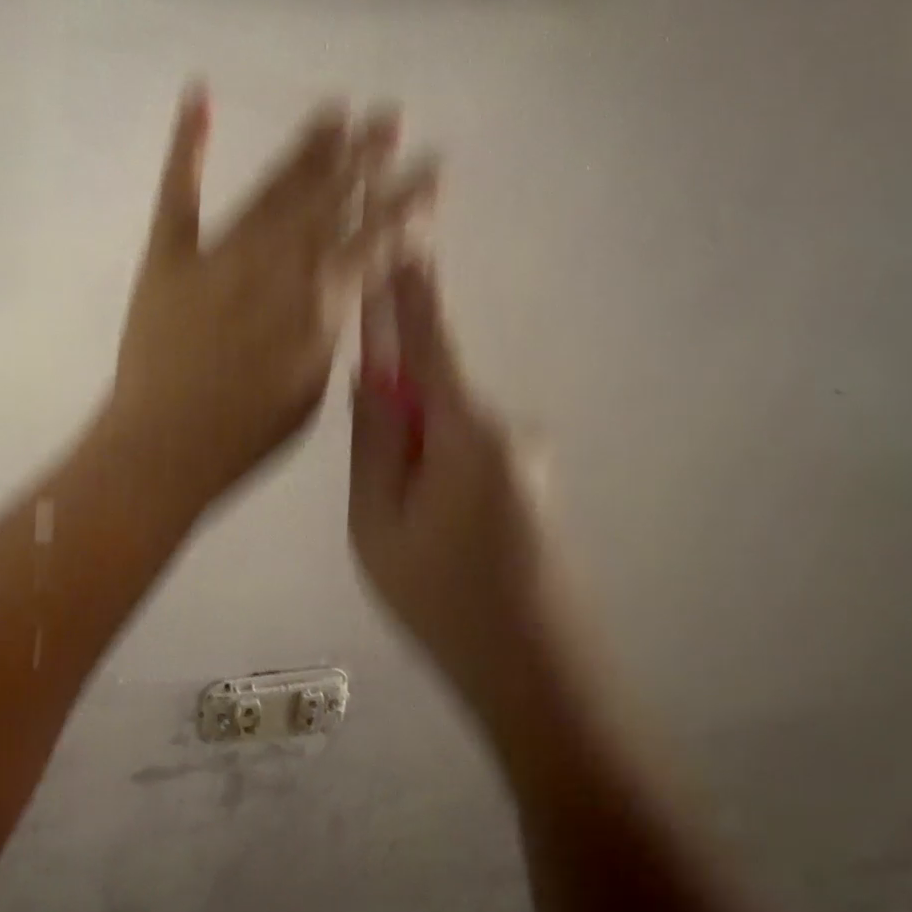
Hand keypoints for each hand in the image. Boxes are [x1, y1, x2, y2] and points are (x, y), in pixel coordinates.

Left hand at [106, 83, 436, 509]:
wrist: (162, 446)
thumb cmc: (245, 435)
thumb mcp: (312, 387)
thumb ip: (330, 327)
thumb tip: (343, 284)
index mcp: (319, 299)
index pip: (374, 237)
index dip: (405, 201)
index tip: (430, 169)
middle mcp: (276, 263)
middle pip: (329, 199)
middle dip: (364, 157)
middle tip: (389, 116)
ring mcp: (219, 254)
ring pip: (273, 189)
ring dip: (307, 148)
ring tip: (335, 111)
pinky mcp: (167, 255)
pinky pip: (178, 192)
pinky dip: (186, 145)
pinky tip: (198, 97)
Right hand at [349, 263, 559, 706]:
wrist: (542, 680)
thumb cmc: (444, 601)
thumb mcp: (376, 523)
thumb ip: (373, 440)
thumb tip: (369, 373)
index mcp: (466, 428)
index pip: (428, 337)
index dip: (408, 286)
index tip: (398, 231)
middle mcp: (505, 428)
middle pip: (432, 390)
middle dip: (393, 407)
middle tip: (371, 483)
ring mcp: (524, 458)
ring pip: (445, 431)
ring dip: (412, 454)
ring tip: (402, 532)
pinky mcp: (529, 485)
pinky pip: (466, 455)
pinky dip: (435, 472)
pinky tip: (431, 533)